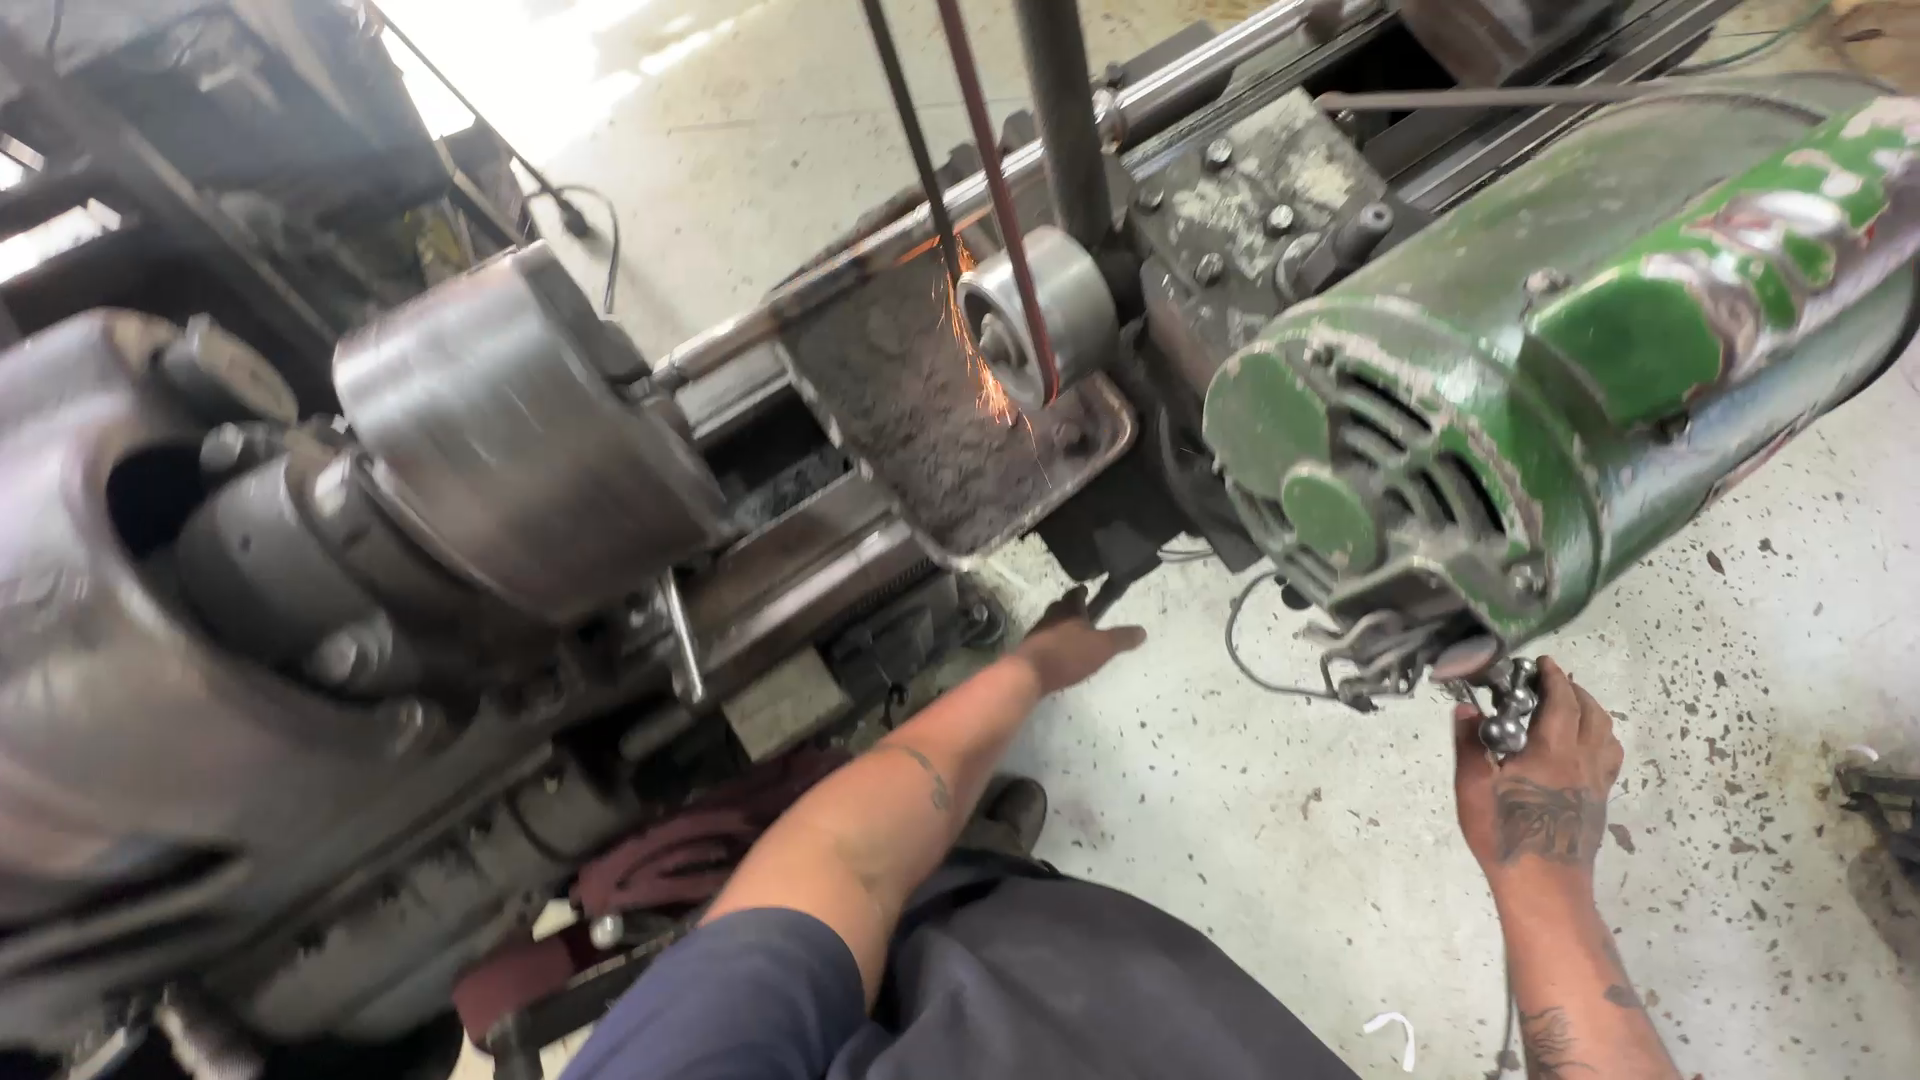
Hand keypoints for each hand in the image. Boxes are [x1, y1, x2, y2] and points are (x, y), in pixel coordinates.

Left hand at [1010, 586, 1146, 695]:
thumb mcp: (1102, 647)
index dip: (1081, 592)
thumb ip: (1121, 638)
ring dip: (1059, 625)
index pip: (1074, 595)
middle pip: (1059, 607)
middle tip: (1078, 610)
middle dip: (1068, 607)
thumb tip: (1142, 630)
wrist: (1029, 673)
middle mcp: (1050, 618)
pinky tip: (1057, 652)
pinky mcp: (1029, 651)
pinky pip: (1042, 641)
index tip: (1085, 589)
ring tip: (1070, 633)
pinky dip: (1051, 642)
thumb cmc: (1068, 655)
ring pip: (1049, 623)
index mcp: (1068, 612)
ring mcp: (1036, 634)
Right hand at [1453, 657, 1623, 896]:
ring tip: (1570, 707)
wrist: (1542, 883)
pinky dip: (1600, 739)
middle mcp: (1582, 762)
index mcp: (1552, 752)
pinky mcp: (1597, 802)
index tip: (1543, 663)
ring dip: (1592, 713)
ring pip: (1608, 737)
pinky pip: (1609, 759)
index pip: (1562, 704)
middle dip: (1576, 691)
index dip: (1555, 679)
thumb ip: (1469, 743)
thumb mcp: (1472, 785)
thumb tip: (1466, 707)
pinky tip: (1579, 747)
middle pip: (1593, 716)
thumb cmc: (1503, 830)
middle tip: (1553, 680)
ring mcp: (1595, 784)